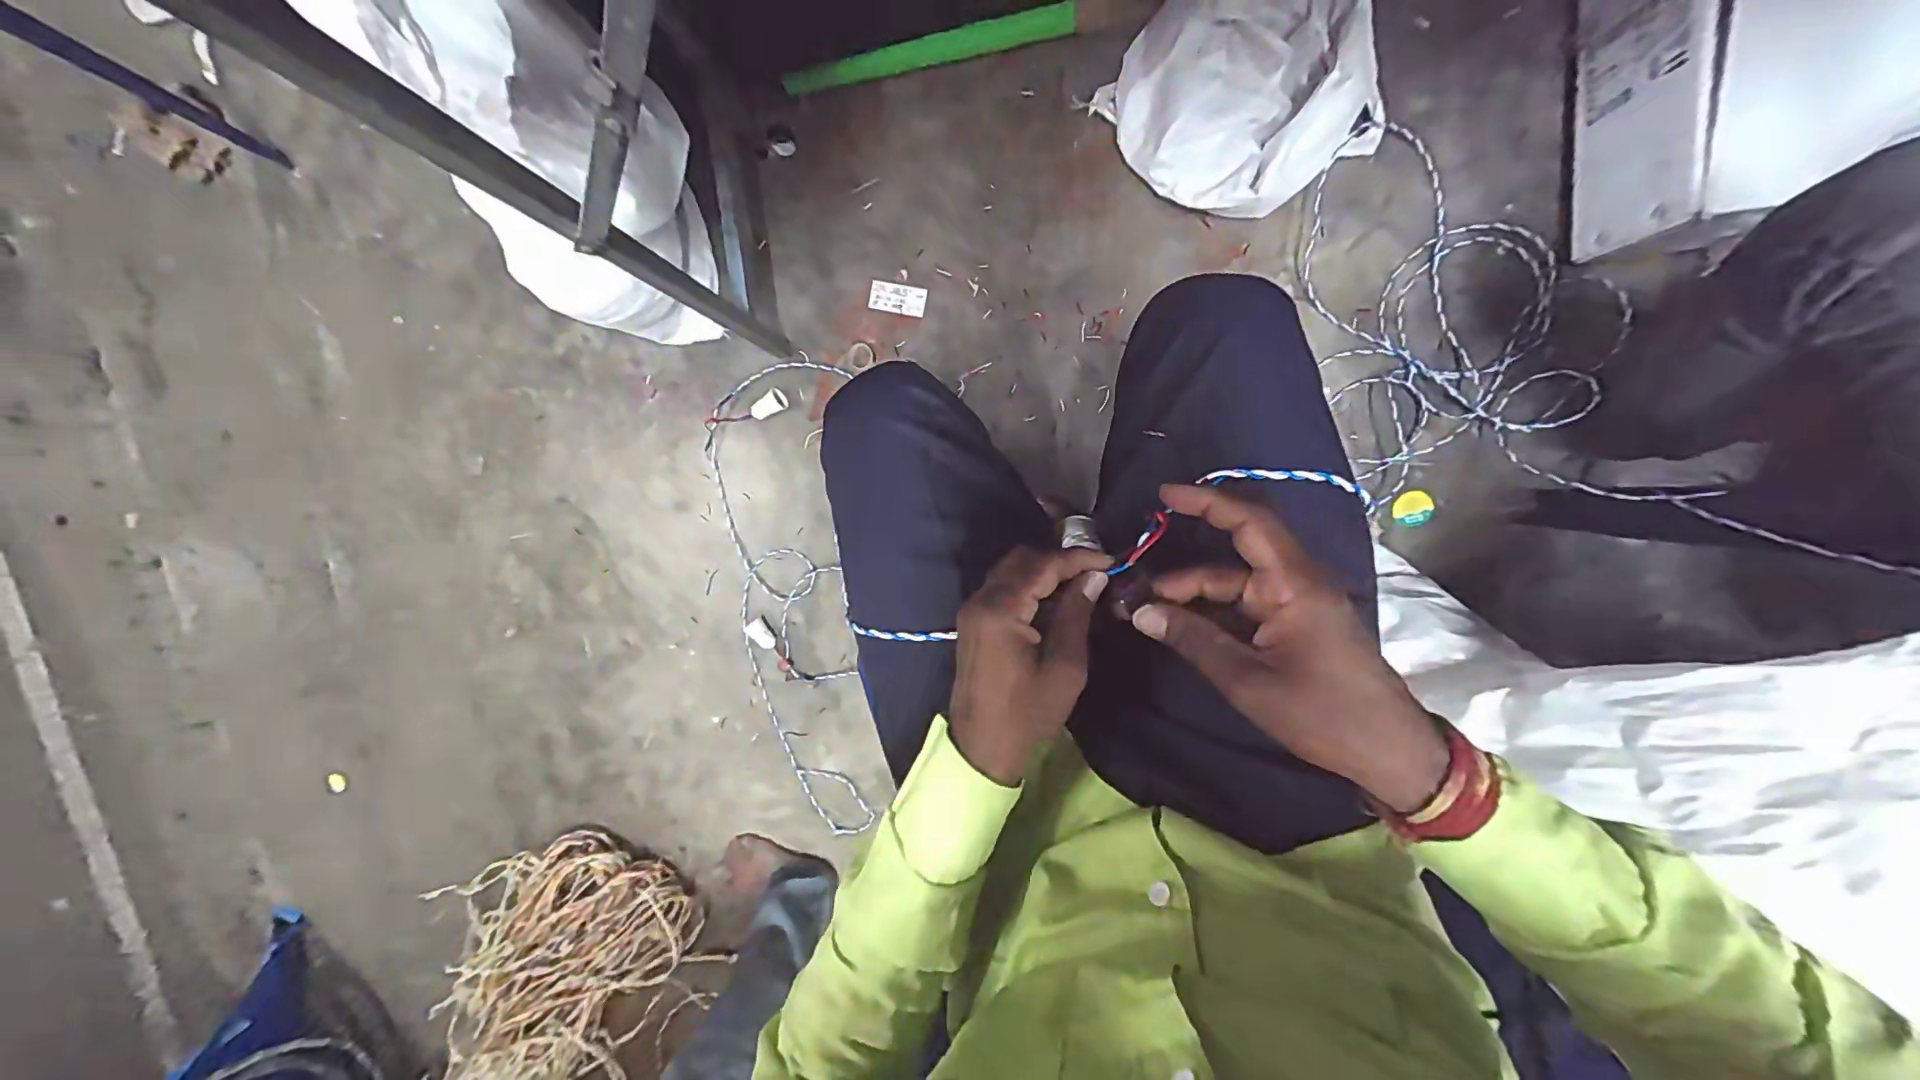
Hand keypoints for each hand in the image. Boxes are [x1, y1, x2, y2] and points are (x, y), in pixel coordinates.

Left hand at [949, 546, 1112, 785]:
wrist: (982, 746)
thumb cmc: (1027, 712)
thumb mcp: (1064, 666)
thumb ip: (1076, 615)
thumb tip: (1093, 578)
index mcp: (1000, 609)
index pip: (1042, 566)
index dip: (1078, 559)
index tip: (1110, 562)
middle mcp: (980, 600)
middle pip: (1021, 560)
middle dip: (1059, 561)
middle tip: (1094, 572)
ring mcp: (972, 610)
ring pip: (1010, 571)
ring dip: (1043, 572)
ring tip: (1079, 584)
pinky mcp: (973, 622)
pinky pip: (1002, 589)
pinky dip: (1028, 586)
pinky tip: (1054, 600)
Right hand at [1128, 484, 1446, 812]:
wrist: (1387, 752)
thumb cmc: (1323, 714)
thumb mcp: (1248, 680)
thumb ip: (1193, 640)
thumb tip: (1142, 612)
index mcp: (1294, 585)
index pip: (1249, 524)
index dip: (1207, 503)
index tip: (1165, 496)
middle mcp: (1296, 584)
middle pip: (1229, 563)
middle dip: (1180, 575)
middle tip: (1134, 594)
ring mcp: (1296, 605)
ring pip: (1233, 588)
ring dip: (1192, 598)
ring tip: (1147, 615)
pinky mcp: (1295, 626)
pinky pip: (1245, 608)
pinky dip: (1212, 615)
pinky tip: (1179, 627)